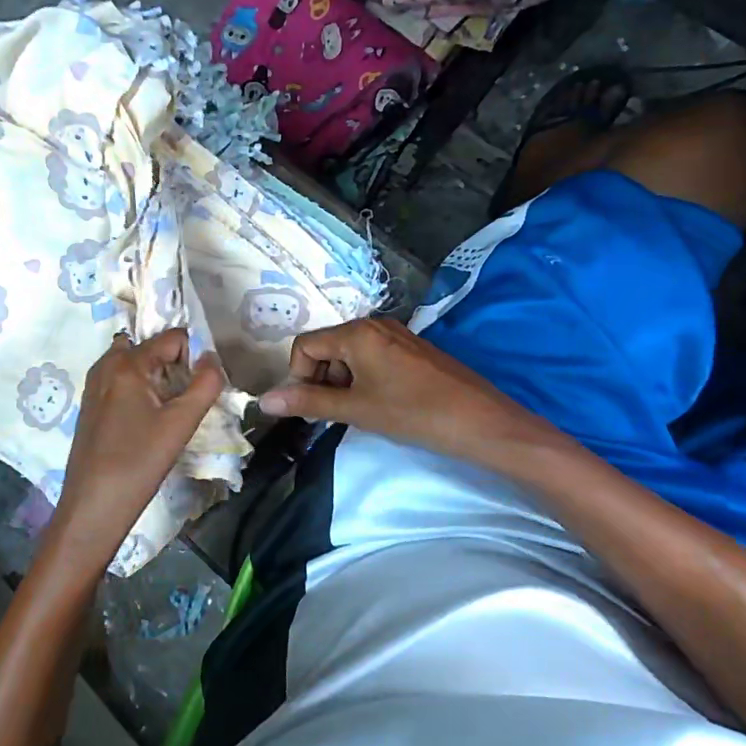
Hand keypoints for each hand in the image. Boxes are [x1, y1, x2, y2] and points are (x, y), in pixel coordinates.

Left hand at [52, 329, 222, 559]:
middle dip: (174, 364)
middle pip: (151, 348)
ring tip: (169, 409)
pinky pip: (121, 381)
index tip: (203, 385)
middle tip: (187, 398)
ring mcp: (94, 385)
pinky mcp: (91, 405)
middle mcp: (106, 365)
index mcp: (127, 363)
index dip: (194, 355)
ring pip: (134, 364)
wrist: (93, 506)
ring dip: (156, 377)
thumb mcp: (180, 423)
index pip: (172, 338)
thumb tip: (212, 358)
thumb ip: (205, 385)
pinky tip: (148, 421)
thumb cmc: (138, 463)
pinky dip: (139, 389)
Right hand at [257, 317, 569, 466]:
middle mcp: (374, 324)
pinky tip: (380, 404)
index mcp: (356, 332)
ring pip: (349, 354)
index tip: (309, 409)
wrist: (481, 421)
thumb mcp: (356, 409)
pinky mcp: (412, 348)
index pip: (304, 346)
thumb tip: (265, 401)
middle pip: (326, 347)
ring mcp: (396, 334)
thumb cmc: (413, 412)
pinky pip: (372, 357)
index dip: (298, 377)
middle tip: (333, 414)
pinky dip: (364, 379)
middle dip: (320, 380)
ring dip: (342, 382)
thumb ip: (308, 403)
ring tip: (359, 412)